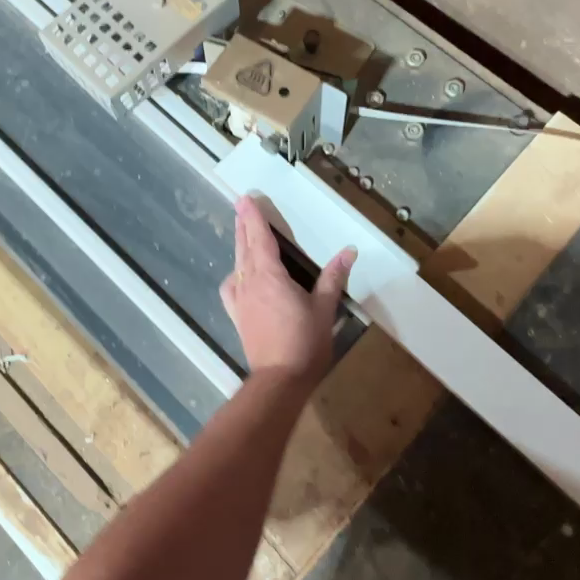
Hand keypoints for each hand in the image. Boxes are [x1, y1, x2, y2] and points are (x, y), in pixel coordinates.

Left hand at [219, 195, 354, 390]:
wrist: (279, 380)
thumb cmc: (305, 343)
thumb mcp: (325, 308)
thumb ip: (333, 277)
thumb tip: (349, 250)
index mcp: (271, 276)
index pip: (260, 238)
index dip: (253, 217)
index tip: (246, 199)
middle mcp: (250, 283)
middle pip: (245, 247)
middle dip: (243, 225)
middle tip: (240, 205)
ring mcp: (240, 300)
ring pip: (237, 265)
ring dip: (239, 245)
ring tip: (241, 232)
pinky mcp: (237, 317)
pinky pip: (230, 289)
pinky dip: (234, 275)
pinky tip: (237, 276)